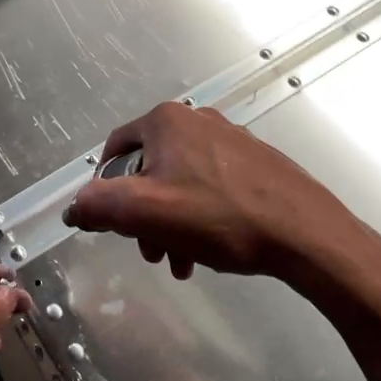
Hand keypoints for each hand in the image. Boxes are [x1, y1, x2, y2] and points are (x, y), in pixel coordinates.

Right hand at [63, 102, 376, 283]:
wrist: (308, 235)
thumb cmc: (220, 218)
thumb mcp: (145, 213)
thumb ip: (98, 205)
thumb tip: (73, 207)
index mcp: (166, 121)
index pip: (113, 150)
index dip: (104, 188)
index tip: (113, 224)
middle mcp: (197, 119)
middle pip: (148, 168)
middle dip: (142, 214)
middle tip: (151, 252)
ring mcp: (231, 138)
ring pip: (180, 182)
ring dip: (171, 222)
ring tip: (182, 261)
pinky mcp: (257, 162)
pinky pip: (211, 186)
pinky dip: (201, 216)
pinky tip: (210, 250)